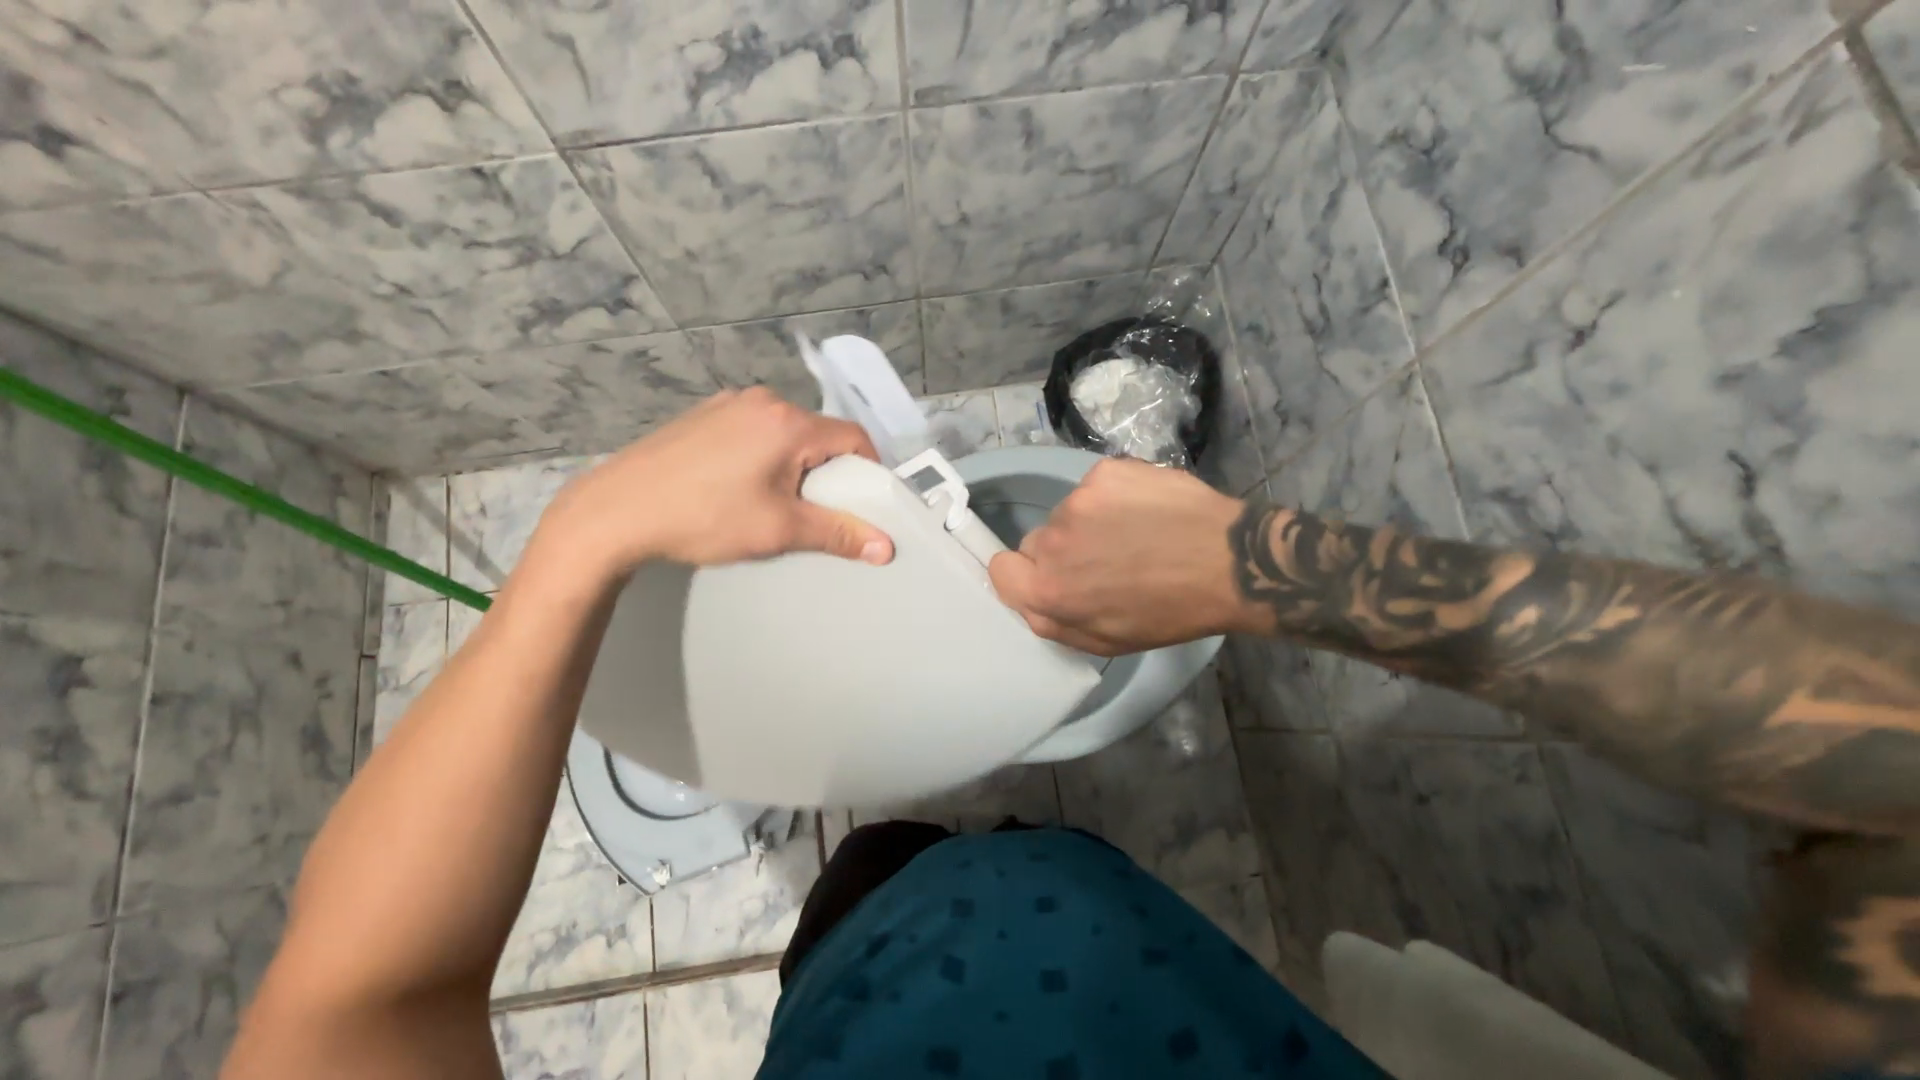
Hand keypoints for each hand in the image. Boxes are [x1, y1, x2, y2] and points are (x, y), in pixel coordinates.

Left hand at [537, 388, 895, 575]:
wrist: (614, 512)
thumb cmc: (703, 518)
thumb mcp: (778, 530)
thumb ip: (837, 533)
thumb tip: (885, 547)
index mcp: (787, 422)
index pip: (854, 437)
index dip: (868, 472)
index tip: (863, 506)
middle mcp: (761, 401)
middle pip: (818, 434)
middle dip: (827, 473)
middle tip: (816, 514)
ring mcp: (727, 404)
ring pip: (784, 434)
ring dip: (793, 466)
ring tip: (772, 506)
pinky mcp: (701, 416)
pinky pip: (752, 432)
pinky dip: (763, 458)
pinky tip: (738, 490)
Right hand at [988, 458, 1254, 655]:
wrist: (1231, 562)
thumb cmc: (1171, 612)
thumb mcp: (1107, 642)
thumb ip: (1053, 622)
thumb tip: (1027, 597)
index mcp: (1048, 588)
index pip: (1001, 569)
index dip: (1025, 575)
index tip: (1055, 577)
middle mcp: (1053, 540)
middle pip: (1037, 541)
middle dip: (1064, 552)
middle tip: (1108, 562)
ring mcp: (1079, 500)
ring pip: (1068, 513)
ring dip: (1091, 523)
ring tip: (1137, 536)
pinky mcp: (1106, 471)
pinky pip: (1095, 487)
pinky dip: (1114, 497)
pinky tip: (1148, 511)